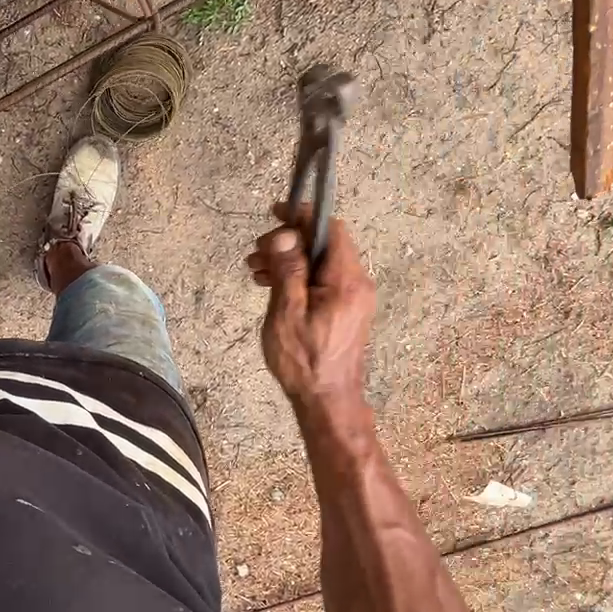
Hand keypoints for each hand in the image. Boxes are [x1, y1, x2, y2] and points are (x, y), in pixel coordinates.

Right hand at [246, 203, 374, 405]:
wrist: (327, 399)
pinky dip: (297, 276)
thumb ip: (288, 270)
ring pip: (320, 262)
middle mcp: (357, 283)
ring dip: (288, 259)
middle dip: (288, 240)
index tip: (274, 213)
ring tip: (256, 271)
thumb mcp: (287, 312)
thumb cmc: (304, 359)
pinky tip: (272, 285)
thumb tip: (284, 234)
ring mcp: (353, 297)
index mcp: (346, 280)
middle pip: (324, 244)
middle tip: (255, 254)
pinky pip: (321, 280)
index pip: (331, 229)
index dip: (302, 216)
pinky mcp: (345, 310)